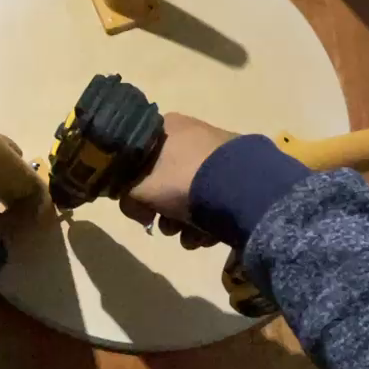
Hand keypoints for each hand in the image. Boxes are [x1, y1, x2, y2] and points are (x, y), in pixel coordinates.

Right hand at [119, 112, 233, 247]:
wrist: (242, 188)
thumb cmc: (183, 182)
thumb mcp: (142, 191)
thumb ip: (127, 198)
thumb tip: (136, 208)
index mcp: (166, 128)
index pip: (139, 158)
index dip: (135, 189)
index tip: (142, 213)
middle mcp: (191, 134)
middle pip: (165, 180)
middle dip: (164, 213)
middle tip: (167, 229)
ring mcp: (217, 152)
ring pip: (190, 192)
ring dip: (185, 222)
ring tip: (191, 240)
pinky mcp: (239, 171)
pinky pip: (214, 197)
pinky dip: (208, 218)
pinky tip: (209, 237)